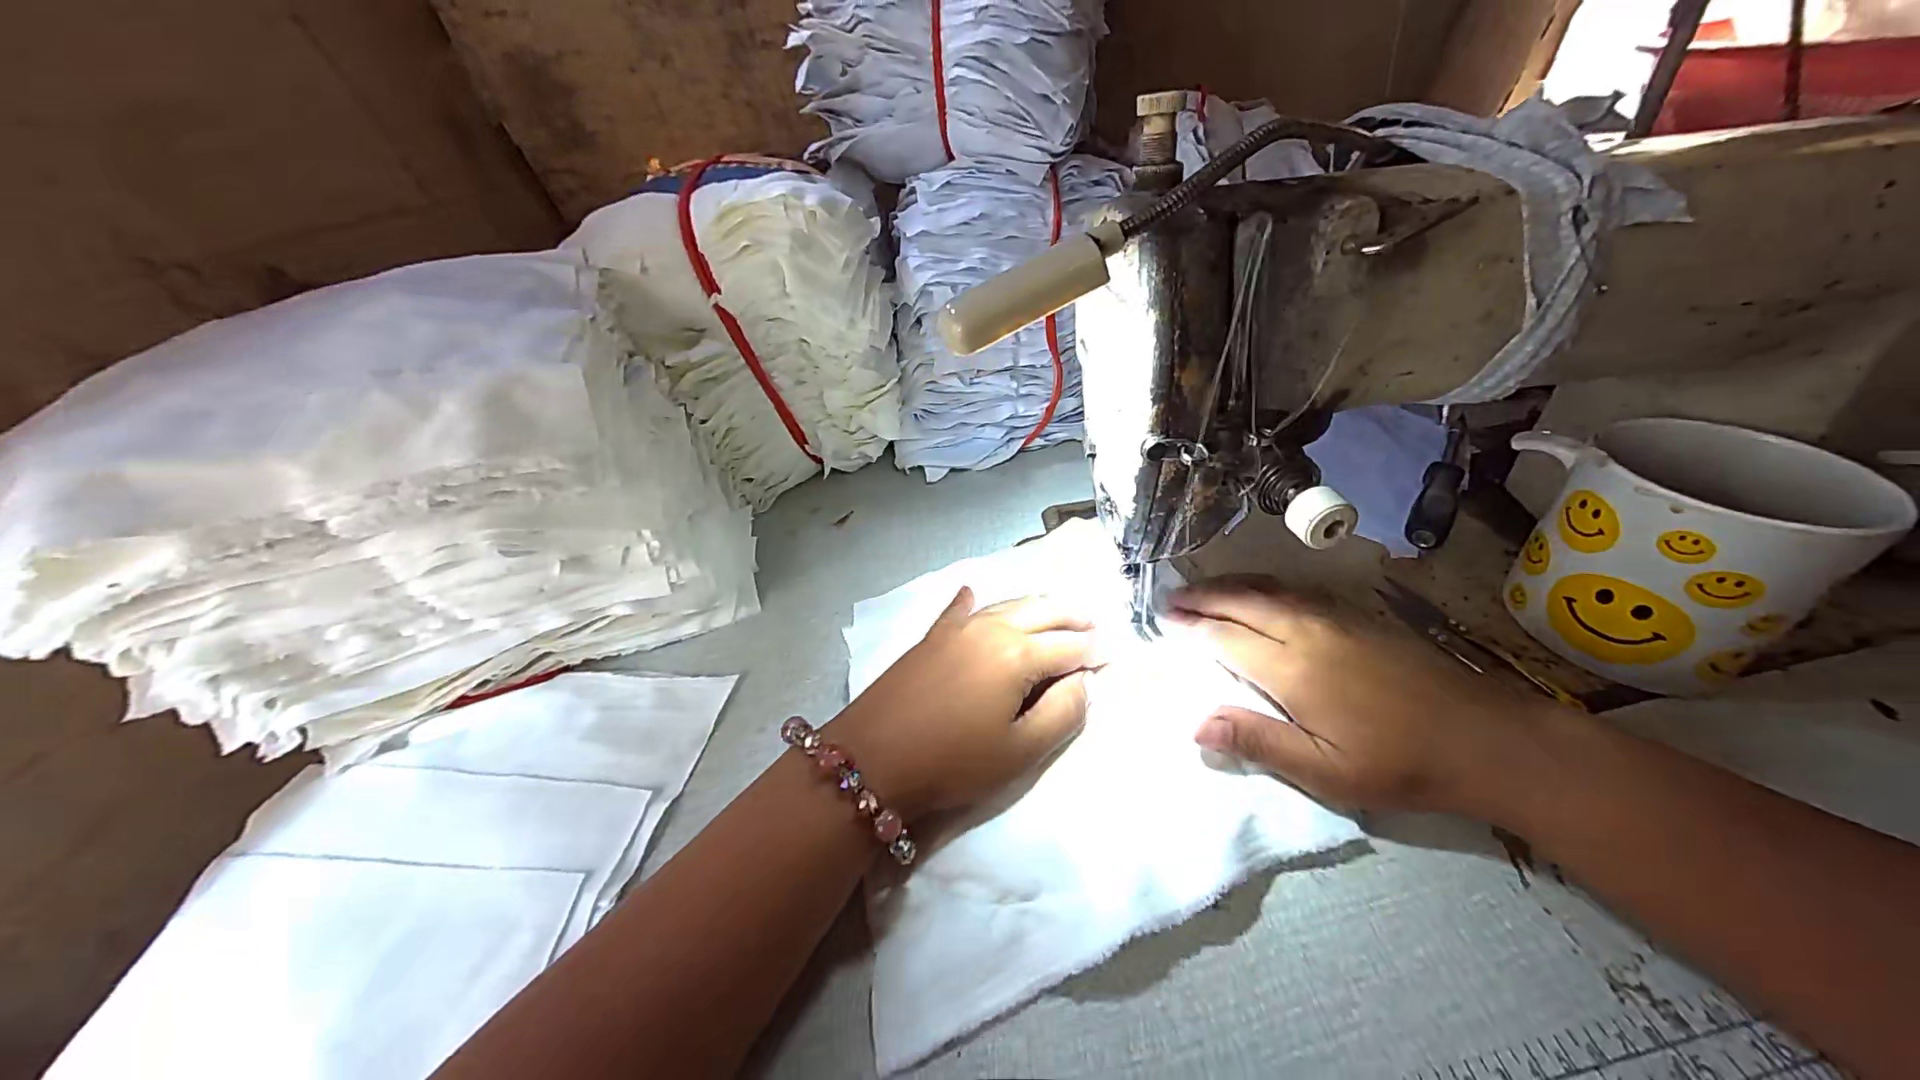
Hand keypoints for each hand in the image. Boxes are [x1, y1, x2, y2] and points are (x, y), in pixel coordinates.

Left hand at [827, 587, 1095, 820]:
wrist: (872, 759)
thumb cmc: (953, 762)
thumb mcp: (1020, 752)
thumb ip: (1063, 713)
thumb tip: (1082, 682)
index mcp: (1018, 654)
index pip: (1069, 647)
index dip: (1094, 652)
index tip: (1112, 655)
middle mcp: (991, 628)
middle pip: (1042, 613)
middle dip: (1072, 618)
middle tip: (1093, 625)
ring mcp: (956, 628)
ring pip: (1007, 605)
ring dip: (1036, 607)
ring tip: (1055, 613)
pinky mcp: (930, 637)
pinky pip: (959, 609)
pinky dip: (974, 601)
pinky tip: (973, 592)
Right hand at [1166, 576, 1564, 818]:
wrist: (1488, 739)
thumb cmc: (1398, 764)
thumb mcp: (1324, 771)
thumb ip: (1258, 741)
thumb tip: (1196, 725)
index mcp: (1291, 668)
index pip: (1226, 637)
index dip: (1192, 627)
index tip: (1164, 619)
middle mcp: (1307, 632)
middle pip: (1242, 602)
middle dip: (1203, 597)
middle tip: (1173, 597)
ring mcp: (1338, 619)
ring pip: (1270, 590)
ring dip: (1231, 586)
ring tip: (1204, 588)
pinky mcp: (1362, 618)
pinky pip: (1298, 591)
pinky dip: (1266, 586)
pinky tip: (1264, 593)